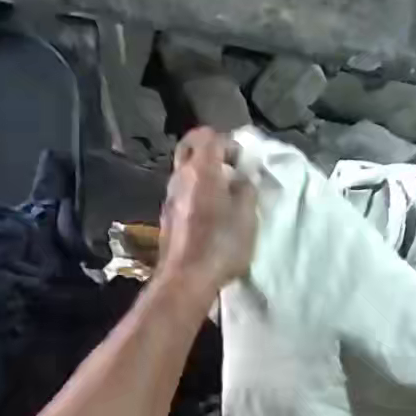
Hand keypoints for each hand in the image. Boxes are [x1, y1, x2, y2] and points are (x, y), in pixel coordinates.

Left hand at [157, 128, 257, 299]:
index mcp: (201, 171)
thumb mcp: (247, 217)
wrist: (187, 278)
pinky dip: (197, 191)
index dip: (229, 142)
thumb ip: (247, 190)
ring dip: (204, 172)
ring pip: (185, 170)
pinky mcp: (168, 215)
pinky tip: (212, 211)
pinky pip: (183, 191)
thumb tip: (244, 177)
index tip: (244, 159)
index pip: (210, 137)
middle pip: (190, 147)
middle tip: (231, 166)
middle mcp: (181, 177)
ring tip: (225, 191)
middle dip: (211, 149)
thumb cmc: (222, 245)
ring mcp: (170, 196)